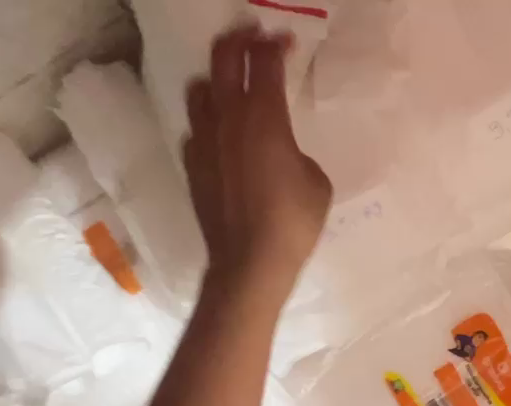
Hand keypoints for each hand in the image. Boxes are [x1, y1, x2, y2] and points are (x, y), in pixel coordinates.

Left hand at [182, 25, 333, 300]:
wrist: (250, 262)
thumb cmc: (292, 223)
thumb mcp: (317, 183)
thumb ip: (297, 154)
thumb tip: (283, 153)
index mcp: (264, 116)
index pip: (265, 62)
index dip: (276, 44)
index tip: (284, 41)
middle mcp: (228, 119)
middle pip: (224, 58)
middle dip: (239, 41)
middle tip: (251, 38)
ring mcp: (205, 141)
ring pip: (200, 89)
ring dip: (216, 79)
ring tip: (228, 85)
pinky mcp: (193, 166)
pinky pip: (196, 129)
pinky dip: (208, 122)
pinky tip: (220, 136)